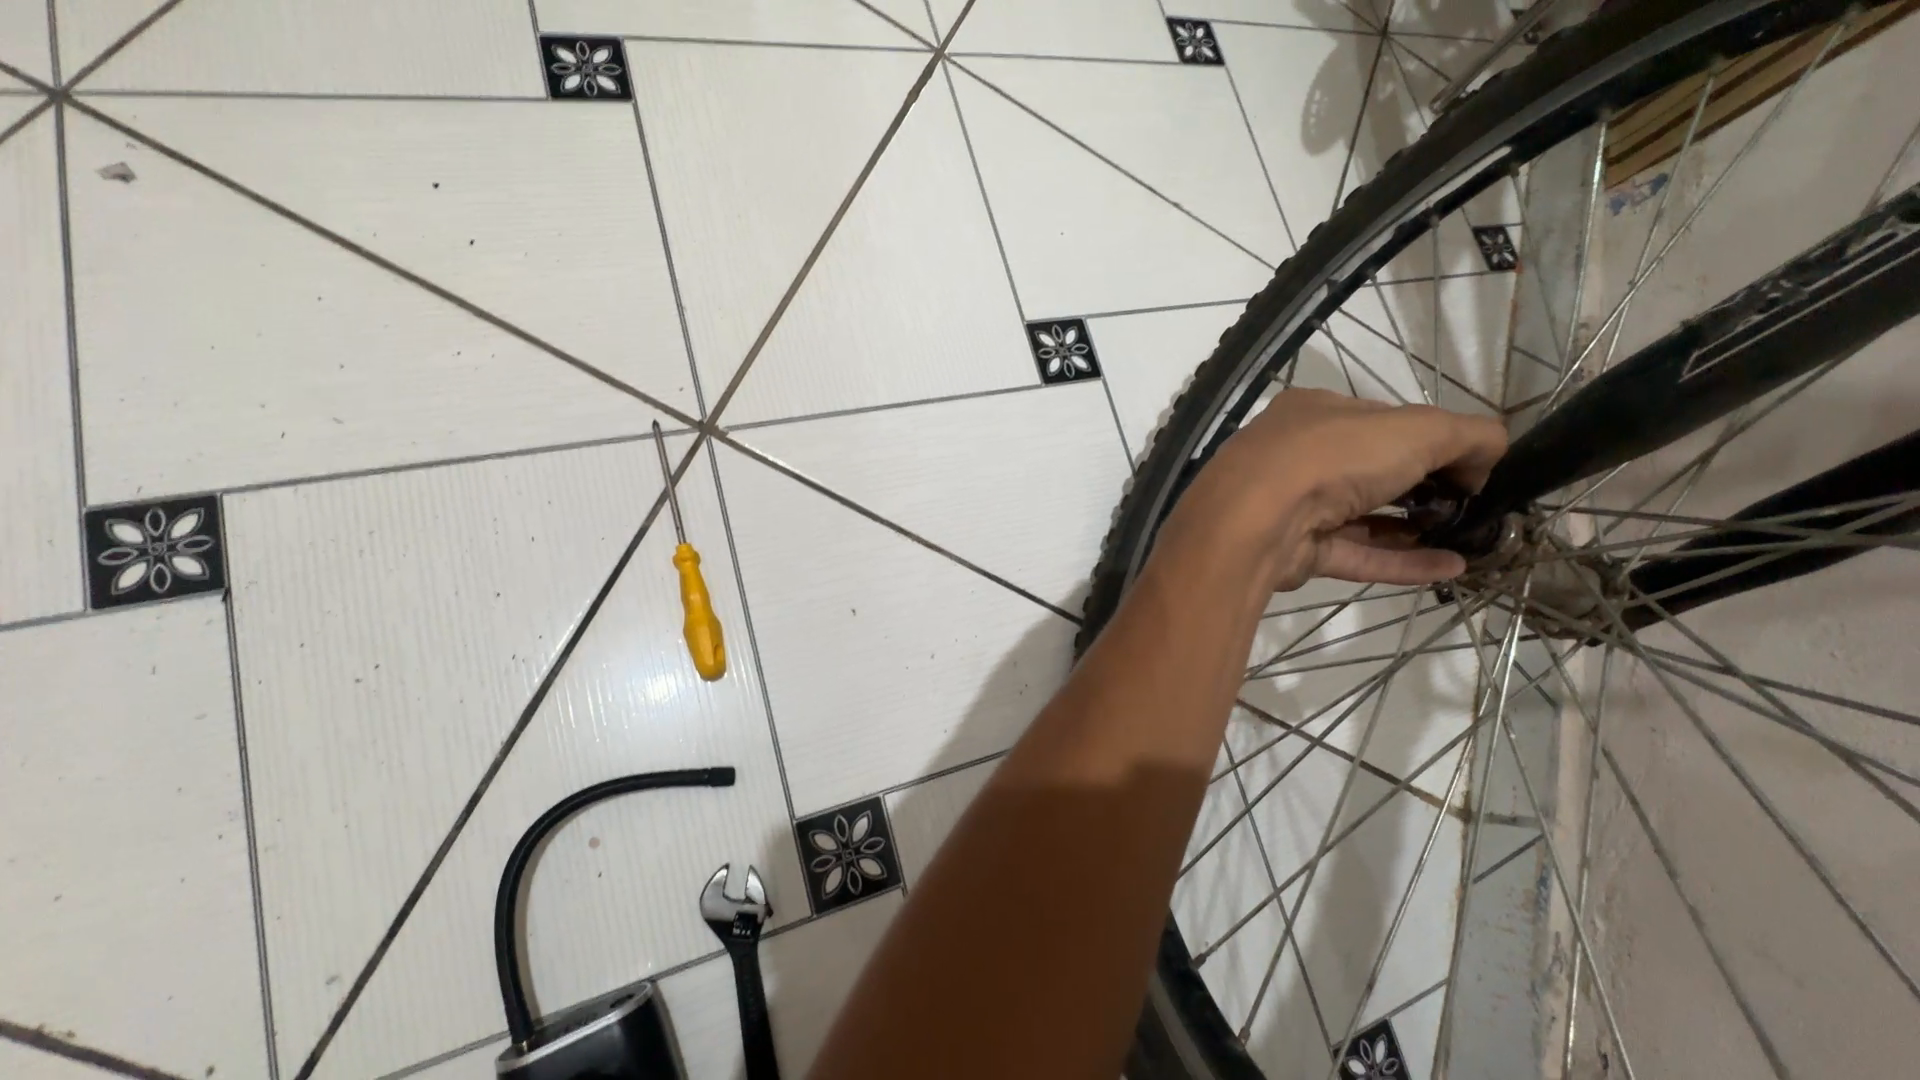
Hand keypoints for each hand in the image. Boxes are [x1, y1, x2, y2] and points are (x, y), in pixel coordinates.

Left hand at [1158, 389, 1507, 591]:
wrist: (1254, 521)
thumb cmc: (1332, 457)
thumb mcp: (1416, 428)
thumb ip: (1466, 435)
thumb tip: (1492, 455)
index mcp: (1317, 412)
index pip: (1384, 421)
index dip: (1431, 440)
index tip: (1473, 465)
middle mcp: (1300, 454)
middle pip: (1372, 469)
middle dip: (1422, 486)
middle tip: (1472, 504)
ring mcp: (1293, 506)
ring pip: (1363, 516)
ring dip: (1415, 527)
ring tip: (1469, 537)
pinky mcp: (1296, 551)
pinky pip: (1357, 555)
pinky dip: (1402, 561)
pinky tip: (1451, 567)